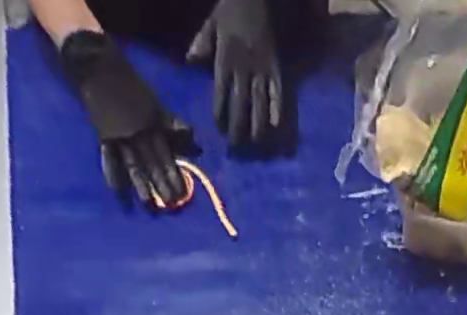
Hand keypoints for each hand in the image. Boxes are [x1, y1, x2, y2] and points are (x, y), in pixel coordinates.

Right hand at [59, 30, 193, 206]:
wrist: (100, 68)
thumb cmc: (130, 86)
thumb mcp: (155, 104)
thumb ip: (172, 124)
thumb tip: (193, 140)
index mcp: (154, 126)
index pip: (167, 155)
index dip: (175, 175)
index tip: (183, 193)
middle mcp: (139, 134)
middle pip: (153, 164)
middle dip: (162, 185)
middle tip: (172, 204)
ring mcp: (121, 136)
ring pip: (133, 165)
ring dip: (142, 185)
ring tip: (149, 204)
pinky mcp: (104, 136)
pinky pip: (109, 159)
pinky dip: (112, 175)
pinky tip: (118, 192)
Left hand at [186, 0, 281, 147]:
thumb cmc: (231, 9)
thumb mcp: (211, 23)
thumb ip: (201, 44)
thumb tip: (189, 62)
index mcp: (226, 60)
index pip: (221, 94)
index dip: (221, 114)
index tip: (221, 131)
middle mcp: (244, 69)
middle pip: (241, 105)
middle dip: (239, 128)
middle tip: (237, 148)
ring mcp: (262, 69)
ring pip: (260, 103)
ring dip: (258, 125)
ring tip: (256, 145)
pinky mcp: (276, 68)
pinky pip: (277, 91)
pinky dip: (277, 108)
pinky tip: (276, 126)